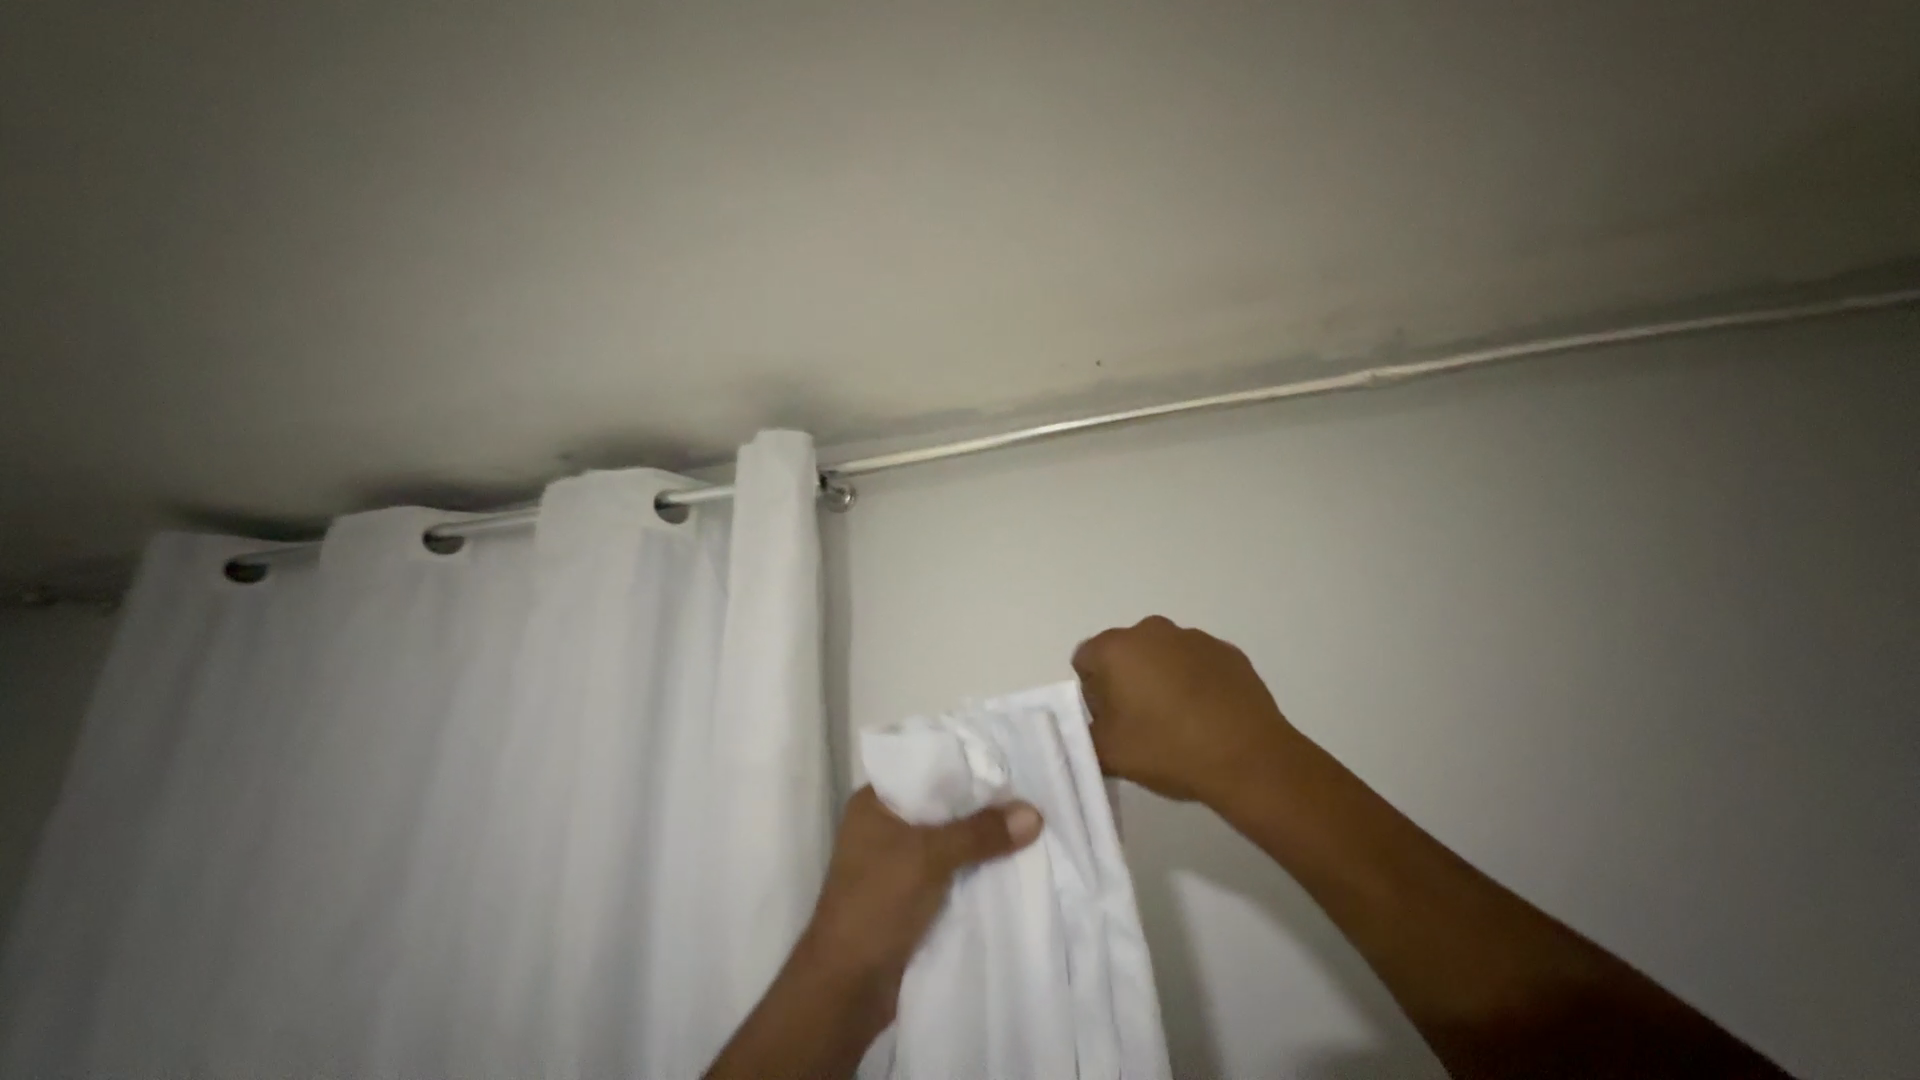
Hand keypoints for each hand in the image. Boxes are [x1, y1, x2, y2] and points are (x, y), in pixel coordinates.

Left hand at [707, 788, 1042, 1079]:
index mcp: (875, 802)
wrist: (847, 987)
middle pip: (944, 804)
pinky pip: (954, 870)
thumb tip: (1035, 813)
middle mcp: (886, 825)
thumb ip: (980, 833)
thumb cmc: (876, 905)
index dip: (966, 764)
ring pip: (952, 839)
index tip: (1010, 763)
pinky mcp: (914, 895)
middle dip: (983, 806)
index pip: (926, 766)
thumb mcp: (929, 858)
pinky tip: (1014, 863)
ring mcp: (899, 862)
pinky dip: (978, 868)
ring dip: (984, 840)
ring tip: (1032, 827)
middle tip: (1032, 797)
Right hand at [1073, 615, 1300, 805]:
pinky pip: (1196, 663)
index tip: (1110, 722)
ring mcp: (1194, 638)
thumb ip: (1083, 735)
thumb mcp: (1107, 753)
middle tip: (1141, 724)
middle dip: (1125, 682)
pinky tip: (1206, 716)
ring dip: (1161, 680)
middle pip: (1124, 654)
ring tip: (1178, 722)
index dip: (1091, 694)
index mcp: (1116, 648)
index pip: (1085, 662)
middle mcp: (1152, 631)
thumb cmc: (1167, 748)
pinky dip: (1194, 682)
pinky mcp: (1228, 652)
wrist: (1248, 757)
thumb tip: (1089, 726)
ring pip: (1162, 656)